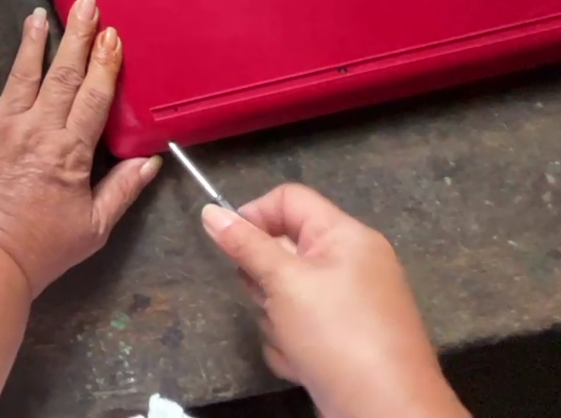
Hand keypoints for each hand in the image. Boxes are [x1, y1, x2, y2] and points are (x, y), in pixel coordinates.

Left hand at [0, 0, 160, 298]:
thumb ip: (123, 190)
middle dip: (77, 35)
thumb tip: (151, 161)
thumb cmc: (41, 246)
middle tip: (85, 2)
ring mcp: (1, 122)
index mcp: (70, 150)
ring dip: (33, 39)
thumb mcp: (94, 227)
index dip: (104, 63)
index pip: (94, 96)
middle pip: (62, 73)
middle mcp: (37, 126)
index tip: (112, 34)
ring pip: (22, 71)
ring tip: (41, 12)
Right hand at [202, 185, 468, 417]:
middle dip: (263, 276)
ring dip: (275, 315)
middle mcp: (350, 265)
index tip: (232, 243)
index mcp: (346, 238)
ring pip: (284, 289)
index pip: (288, 199)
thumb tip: (209, 212)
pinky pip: (298, 322)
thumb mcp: (283, 282)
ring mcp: (347, 305)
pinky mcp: (342, 339)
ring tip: (291, 337)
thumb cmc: (338, 335)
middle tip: (267, 296)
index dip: (255, 213)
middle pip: (281, 246)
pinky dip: (291, 340)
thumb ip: (244, 244)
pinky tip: (302, 361)